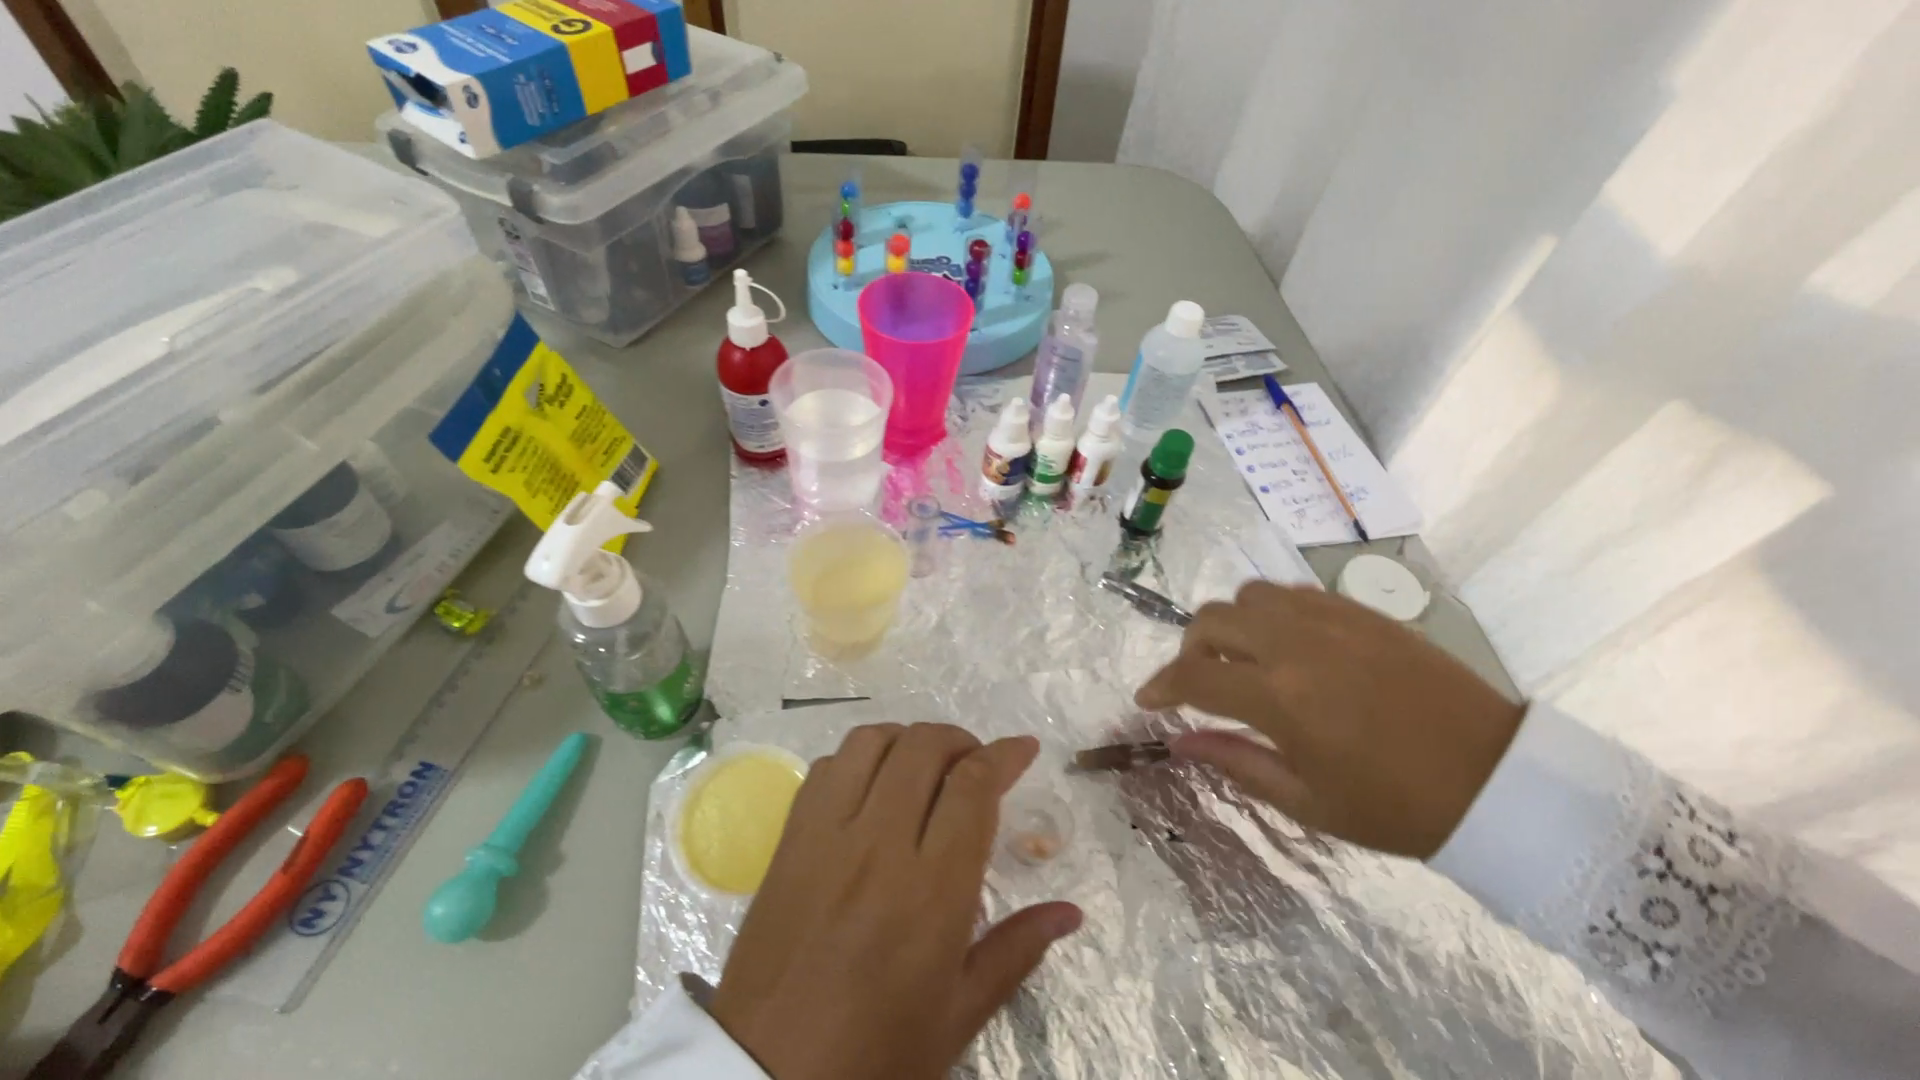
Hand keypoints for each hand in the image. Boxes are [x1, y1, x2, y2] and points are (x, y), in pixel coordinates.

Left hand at [710, 723, 1083, 1079]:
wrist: (768, 1075)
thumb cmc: (876, 1053)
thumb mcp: (959, 1014)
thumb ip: (1017, 950)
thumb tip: (1070, 912)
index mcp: (932, 890)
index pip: (973, 786)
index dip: (1004, 755)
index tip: (1023, 749)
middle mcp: (879, 845)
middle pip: (923, 748)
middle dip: (960, 741)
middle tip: (977, 764)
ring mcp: (825, 837)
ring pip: (869, 743)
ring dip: (907, 740)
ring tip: (925, 767)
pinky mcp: (787, 842)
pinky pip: (824, 770)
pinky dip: (856, 760)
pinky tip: (870, 788)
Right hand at [1135, 583, 1525, 858]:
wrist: (1497, 780)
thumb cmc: (1398, 808)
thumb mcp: (1308, 803)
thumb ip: (1236, 762)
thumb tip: (1182, 741)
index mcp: (1279, 697)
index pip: (1194, 675)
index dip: (1161, 686)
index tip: (1147, 700)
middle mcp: (1297, 645)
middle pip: (1213, 619)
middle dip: (1191, 649)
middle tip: (1199, 683)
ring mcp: (1333, 621)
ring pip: (1252, 595)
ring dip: (1232, 623)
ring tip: (1245, 659)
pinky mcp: (1364, 613)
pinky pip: (1296, 593)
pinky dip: (1273, 612)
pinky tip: (1289, 646)